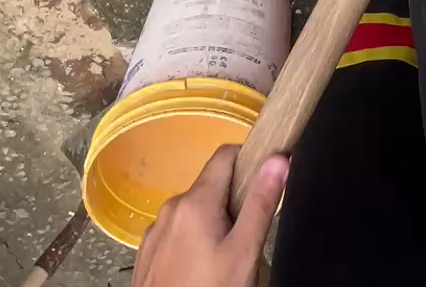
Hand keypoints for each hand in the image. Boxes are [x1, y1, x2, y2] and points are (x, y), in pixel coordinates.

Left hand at [131, 146, 288, 286]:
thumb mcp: (244, 253)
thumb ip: (261, 203)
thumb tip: (279, 158)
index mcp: (195, 201)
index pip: (226, 154)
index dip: (249, 162)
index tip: (263, 186)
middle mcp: (170, 208)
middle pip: (211, 185)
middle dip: (232, 201)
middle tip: (246, 236)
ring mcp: (154, 232)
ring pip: (194, 210)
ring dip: (212, 222)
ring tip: (224, 258)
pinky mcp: (146, 254)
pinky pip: (176, 232)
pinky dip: (191, 240)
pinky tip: (200, 270)